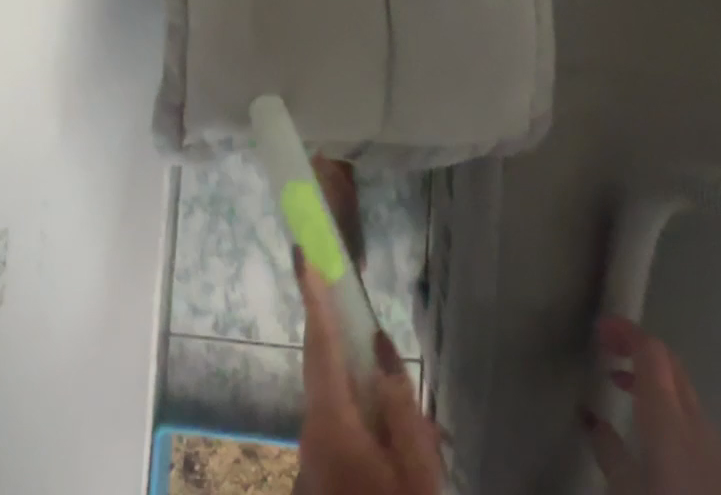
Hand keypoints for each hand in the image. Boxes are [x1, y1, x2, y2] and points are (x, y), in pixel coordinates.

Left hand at [292, 249, 444, 494]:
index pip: (321, 344)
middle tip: (334, 281)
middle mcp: (312, 429)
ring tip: (385, 371)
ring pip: (333, 391)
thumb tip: (377, 344)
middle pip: (320, 362)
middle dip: (327, 320)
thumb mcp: (417, 467)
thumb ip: (400, 401)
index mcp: (333, 422)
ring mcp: (314, 448)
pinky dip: (360, 403)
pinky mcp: (323, 463)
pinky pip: (341, 417)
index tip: (303, 253)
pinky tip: (393, 423)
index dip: (313, 296)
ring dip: (352, 369)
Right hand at [584, 317, 720, 494]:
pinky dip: (669, 409)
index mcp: (668, 422)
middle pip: (672, 368)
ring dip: (653, 381)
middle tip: (605, 347)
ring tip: (620, 386)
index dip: (627, 332)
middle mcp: (699, 426)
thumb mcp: (624, 490)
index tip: (599, 328)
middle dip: (638, 349)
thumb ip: (609, 453)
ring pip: (685, 395)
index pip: (653, 354)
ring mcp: (719, 449)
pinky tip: (651, 437)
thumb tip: (594, 422)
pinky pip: (695, 423)